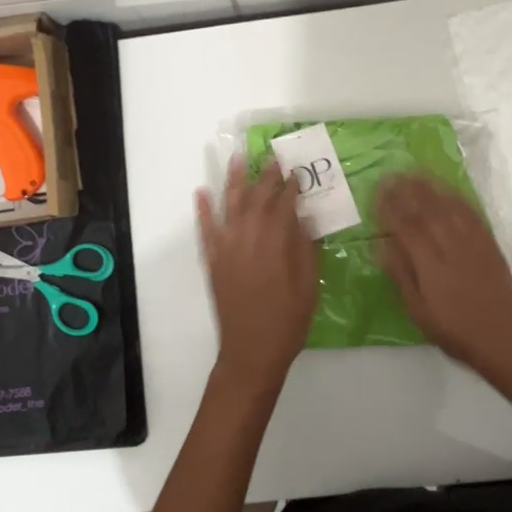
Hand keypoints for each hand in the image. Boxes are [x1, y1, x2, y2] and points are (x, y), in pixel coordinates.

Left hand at [196, 159, 318, 386]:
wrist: (251, 353)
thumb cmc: (287, 322)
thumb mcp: (308, 287)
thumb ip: (306, 250)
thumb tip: (304, 219)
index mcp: (276, 247)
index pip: (284, 206)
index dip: (291, 188)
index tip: (296, 173)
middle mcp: (248, 241)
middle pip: (257, 201)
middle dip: (265, 177)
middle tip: (273, 158)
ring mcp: (227, 250)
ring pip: (230, 207)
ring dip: (233, 181)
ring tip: (237, 159)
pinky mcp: (213, 262)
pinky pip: (206, 230)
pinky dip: (203, 210)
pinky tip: (202, 192)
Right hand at [376, 175, 511, 379]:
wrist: (505, 340)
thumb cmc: (456, 332)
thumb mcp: (420, 312)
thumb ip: (401, 276)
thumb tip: (381, 245)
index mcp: (431, 266)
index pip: (406, 227)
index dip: (390, 207)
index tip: (377, 191)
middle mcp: (452, 248)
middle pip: (427, 210)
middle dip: (408, 190)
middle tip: (391, 174)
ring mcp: (474, 244)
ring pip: (449, 207)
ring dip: (430, 187)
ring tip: (414, 172)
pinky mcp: (490, 244)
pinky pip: (472, 214)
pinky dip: (457, 198)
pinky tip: (447, 189)